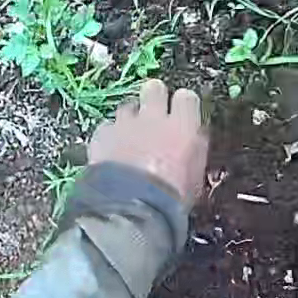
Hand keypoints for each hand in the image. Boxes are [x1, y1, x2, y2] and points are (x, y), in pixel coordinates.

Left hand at [87, 79, 208, 202]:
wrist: (131, 209)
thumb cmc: (171, 200)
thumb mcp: (195, 178)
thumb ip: (194, 151)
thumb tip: (193, 139)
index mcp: (183, 127)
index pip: (187, 97)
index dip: (182, 106)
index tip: (181, 116)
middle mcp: (154, 118)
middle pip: (154, 88)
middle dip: (154, 98)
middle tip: (153, 117)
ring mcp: (125, 124)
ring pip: (128, 106)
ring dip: (130, 119)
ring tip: (130, 139)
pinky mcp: (102, 134)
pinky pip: (107, 127)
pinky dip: (110, 136)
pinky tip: (111, 152)